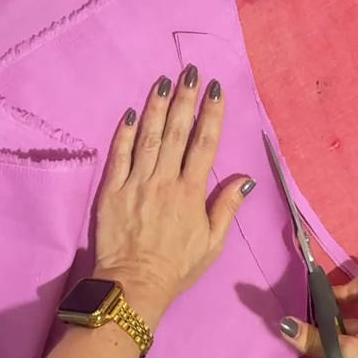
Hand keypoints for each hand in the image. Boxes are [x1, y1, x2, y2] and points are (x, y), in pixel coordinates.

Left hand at [92, 67, 254, 324]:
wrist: (134, 286)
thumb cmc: (177, 267)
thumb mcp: (212, 243)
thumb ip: (227, 207)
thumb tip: (245, 178)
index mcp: (191, 191)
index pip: (204, 143)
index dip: (211, 114)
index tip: (214, 89)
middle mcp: (165, 179)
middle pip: (176, 131)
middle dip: (184, 98)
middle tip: (188, 71)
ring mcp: (136, 182)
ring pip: (147, 136)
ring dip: (156, 107)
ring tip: (163, 81)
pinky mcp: (111, 190)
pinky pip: (119, 155)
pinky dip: (124, 133)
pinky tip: (130, 112)